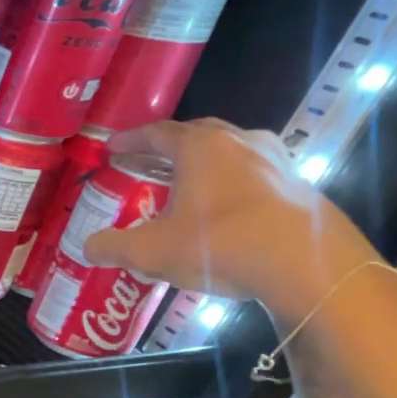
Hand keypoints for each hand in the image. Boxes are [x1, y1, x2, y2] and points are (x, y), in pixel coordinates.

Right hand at [81, 118, 380, 323]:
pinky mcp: (299, 186)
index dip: (131, 140)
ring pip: (231, 154)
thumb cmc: (221, 244)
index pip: (158, 132)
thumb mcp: (150, 251)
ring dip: (204, 166)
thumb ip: (112, 246)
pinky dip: (230, 186)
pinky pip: (253, 177)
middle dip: (169, 148)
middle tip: (147, 165)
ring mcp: (277, 162)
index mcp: (201, 147)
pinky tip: (221, 213)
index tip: (112, 148)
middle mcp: (241, 143)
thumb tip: (88, 247)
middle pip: (198, 135)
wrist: (308, 265)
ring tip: (185, 189)